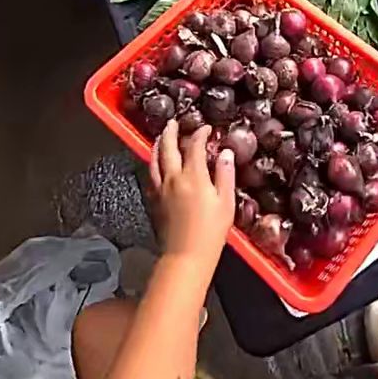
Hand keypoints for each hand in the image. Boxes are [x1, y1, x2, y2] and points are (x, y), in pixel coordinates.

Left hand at [147, 121, 235, 268]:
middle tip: (173, 123)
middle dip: (171, 133)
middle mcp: (173, 179)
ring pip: (154, 160)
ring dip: (158, 145)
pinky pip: (150, 174)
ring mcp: (160, 189)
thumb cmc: (211, 230)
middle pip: (168, 149)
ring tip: (161, 137)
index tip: (205, 128)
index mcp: (193, 177)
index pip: (194, 147)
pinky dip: (153, 162)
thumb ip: (225, 175)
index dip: (199, 134)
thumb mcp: (226, 202)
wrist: (186, 255)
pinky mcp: (154, 200)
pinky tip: (156, 163)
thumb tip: (225, 153)